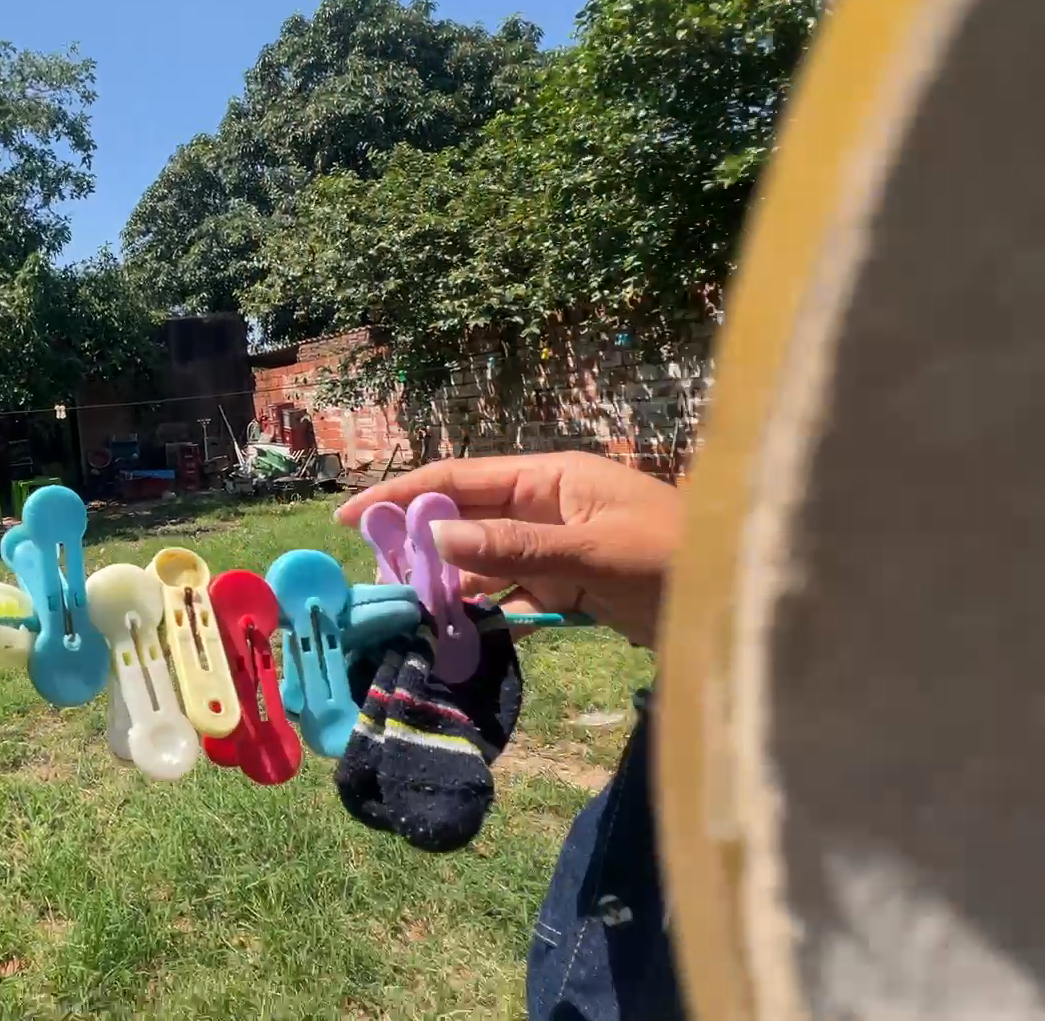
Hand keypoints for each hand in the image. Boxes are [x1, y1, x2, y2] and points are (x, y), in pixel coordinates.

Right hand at [336, 452, 682, 648]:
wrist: (759, 614)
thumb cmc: (687, 561)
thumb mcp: (598, 552)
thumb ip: (515, 547)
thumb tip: (434, 538)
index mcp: (547, 478)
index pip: (456, 478)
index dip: (399, 494)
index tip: (350, 516)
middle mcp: (540, 507)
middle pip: (460, 518)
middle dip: (415, 541)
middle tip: (371, 570)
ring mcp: (551, 548)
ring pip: (478, 560)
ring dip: (444, 582)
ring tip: (405, 605)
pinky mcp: (564, 586)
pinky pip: (506, 593)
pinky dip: (481, 611)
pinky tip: (457, 631)